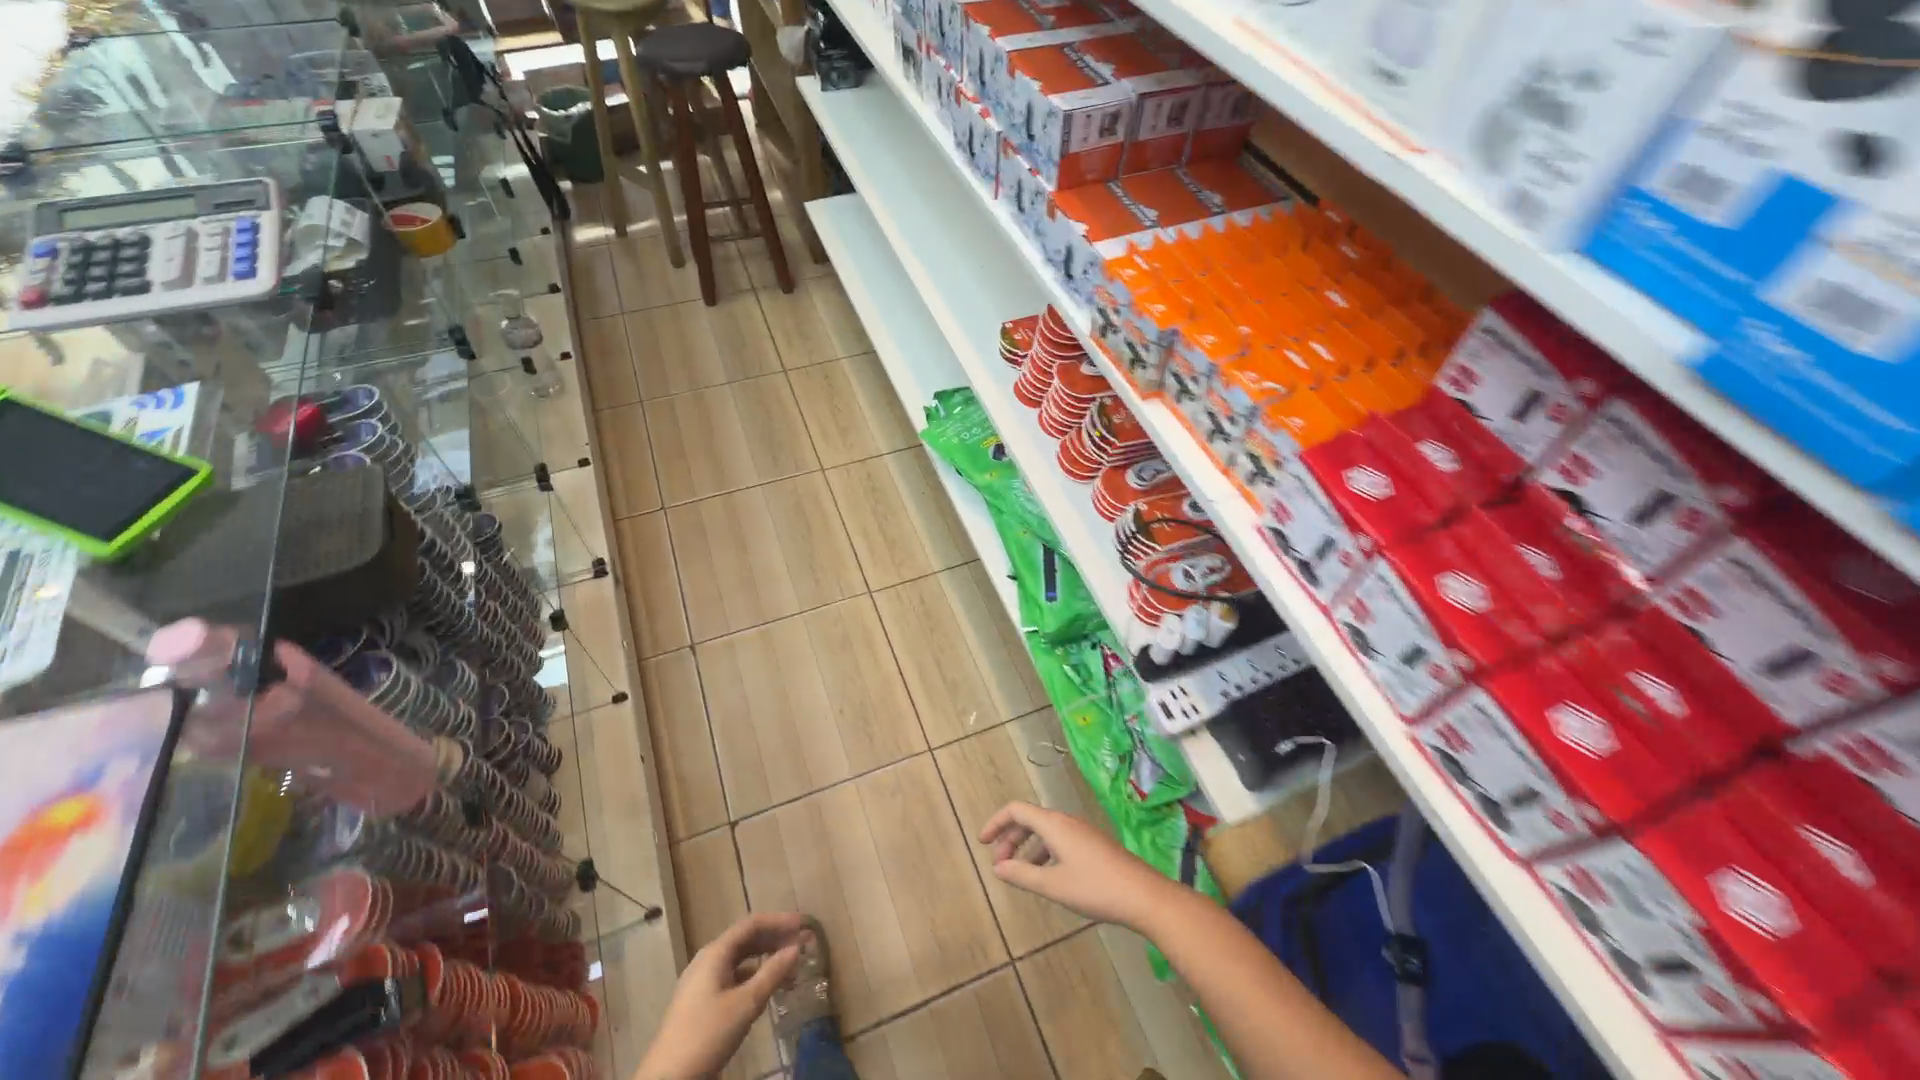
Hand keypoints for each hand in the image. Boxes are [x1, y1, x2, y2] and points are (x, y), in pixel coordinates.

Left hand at [639, 912, 806, 1079]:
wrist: (670, 1076)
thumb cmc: (708, 1033)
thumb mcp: (746, 1003)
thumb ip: (772, 973)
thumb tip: (796, 948)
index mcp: (715, 953)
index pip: (751, 924)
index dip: (779, 921)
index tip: (804, 925)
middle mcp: (708, 960)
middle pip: (746, 940)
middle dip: (775, 940)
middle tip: (804, 945)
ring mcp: (703, 981)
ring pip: (741, 961)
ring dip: (767, 960)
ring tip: (792, 970)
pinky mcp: (703, 1001)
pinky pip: (734, 978)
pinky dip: (755, 978)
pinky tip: (769, 990)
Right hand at [978, 801, 1181, 931]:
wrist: (1143, 896)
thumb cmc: (1095, 888)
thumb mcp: (1052, 885)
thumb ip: (1022, 875)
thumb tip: (998, 867)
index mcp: (1054, 824)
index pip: (1016, 810)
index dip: (996, 823)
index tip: (982, 843)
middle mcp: (1066, 822)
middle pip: (1030, 820)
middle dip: (1010, 839)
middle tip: (999, 865)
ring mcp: (1082, 833)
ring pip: (1045, 832)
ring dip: (1027, 848)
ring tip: (1019, 873)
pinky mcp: (1093, 846)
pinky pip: (1059, 841)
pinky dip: (1044, 853)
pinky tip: (1045, 876)